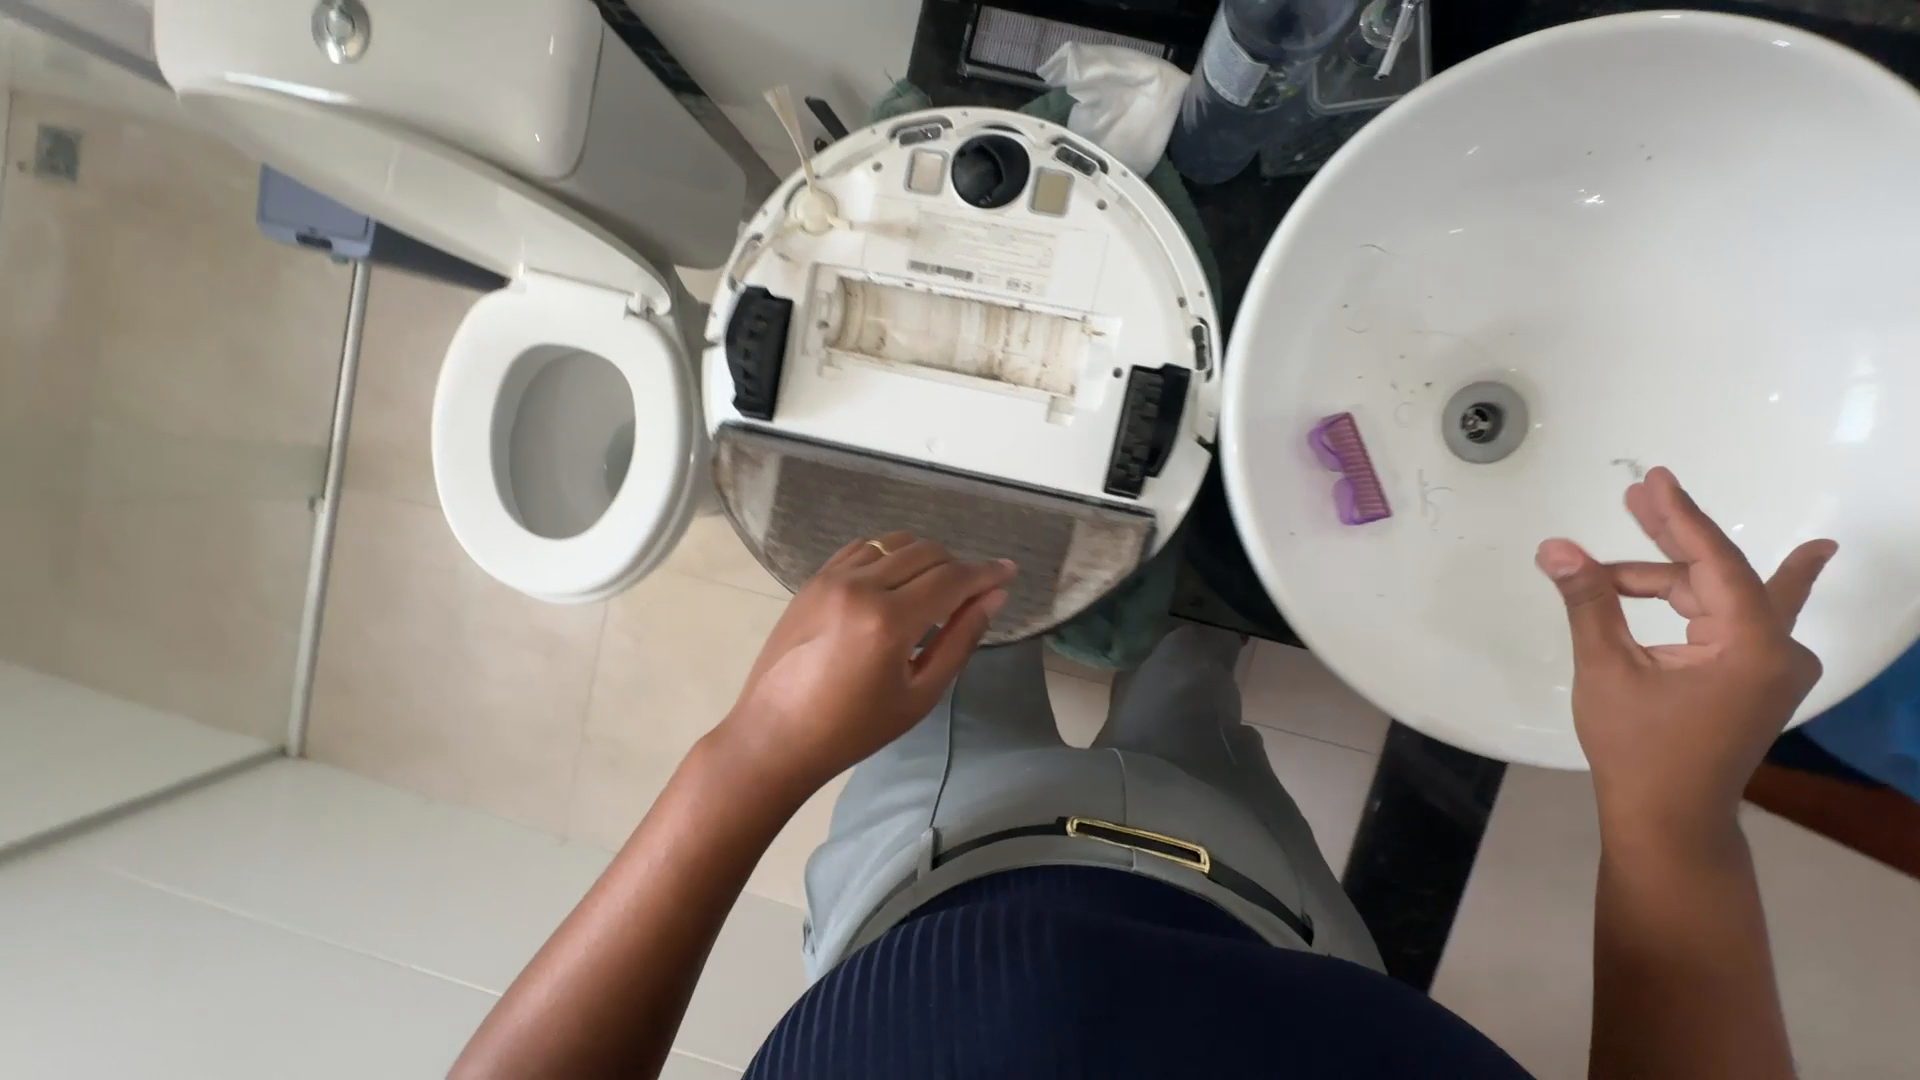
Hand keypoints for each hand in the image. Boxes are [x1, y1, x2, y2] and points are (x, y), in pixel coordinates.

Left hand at [713, 531, 1015, 792]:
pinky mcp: (814, 579)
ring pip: (896, 543)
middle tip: (972, 593)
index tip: (1010, 571)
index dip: (987, 573)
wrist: (775, 735)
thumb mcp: (920, 694)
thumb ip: (960, 639)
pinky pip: (863, 547)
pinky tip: (896, 579)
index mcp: (889, 621)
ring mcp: (832, 577)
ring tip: (935, 588)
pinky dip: (890, 554)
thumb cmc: (853, 728)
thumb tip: (994, 598)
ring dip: (926, 557)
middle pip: (928, 553)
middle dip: (959, 566)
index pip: (952, 579)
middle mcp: (861, 586)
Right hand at [1535, 467, 1835, 847]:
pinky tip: (1802, 558)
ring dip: (1662, 581)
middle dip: (1670, 539)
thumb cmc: (1636, 744)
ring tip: (1603, 573)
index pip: (1713, 563)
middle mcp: (1778, 650)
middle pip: (1714, 577)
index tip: (1656, 480)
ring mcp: (1771, 666)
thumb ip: (1587, 601)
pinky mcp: (1753, 677)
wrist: (1667, 813)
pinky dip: (1707, 596)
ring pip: (1715, 600)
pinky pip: (1733, 620)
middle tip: (1638, 495)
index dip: (1680, 518)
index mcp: (1752, 646)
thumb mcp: (1605, 666)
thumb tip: (1555, 548)